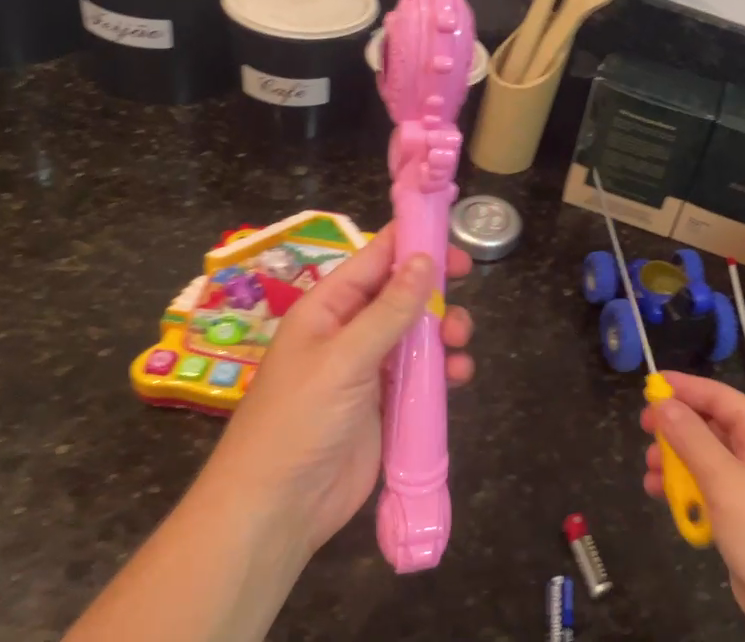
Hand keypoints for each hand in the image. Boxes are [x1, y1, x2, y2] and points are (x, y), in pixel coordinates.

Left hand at [209, 230, 474, 550]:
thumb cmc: (299, 421)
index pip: (374, 259)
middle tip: (466, 281)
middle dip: (435, 287)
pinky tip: (457, 376)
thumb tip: (424, 260)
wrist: (277, 508)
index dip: (411, 241)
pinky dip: (444, 369)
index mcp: (328, 308)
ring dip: (444, 329)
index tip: (451, 236)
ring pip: (418, 332)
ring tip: (458, 342)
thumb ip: (389, 311)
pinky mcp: (387, 404)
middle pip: (402, 292)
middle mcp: (350, 331)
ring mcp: (370, 368)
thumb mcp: (344, 359)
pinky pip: (423, 373)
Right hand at [641, 373, 744, 641]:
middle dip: (677, 427)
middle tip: (643, 428)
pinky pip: (709, 487)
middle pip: (712, 425)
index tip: (651, 384)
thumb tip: (664, 402)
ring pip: (706, 458)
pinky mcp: (743, 514)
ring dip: (676, 460)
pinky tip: (661, 495)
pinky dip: (686, 487)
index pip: (720, 396)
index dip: (685, 387)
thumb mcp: (724, 479)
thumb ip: (691, 438)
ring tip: (648, 471)